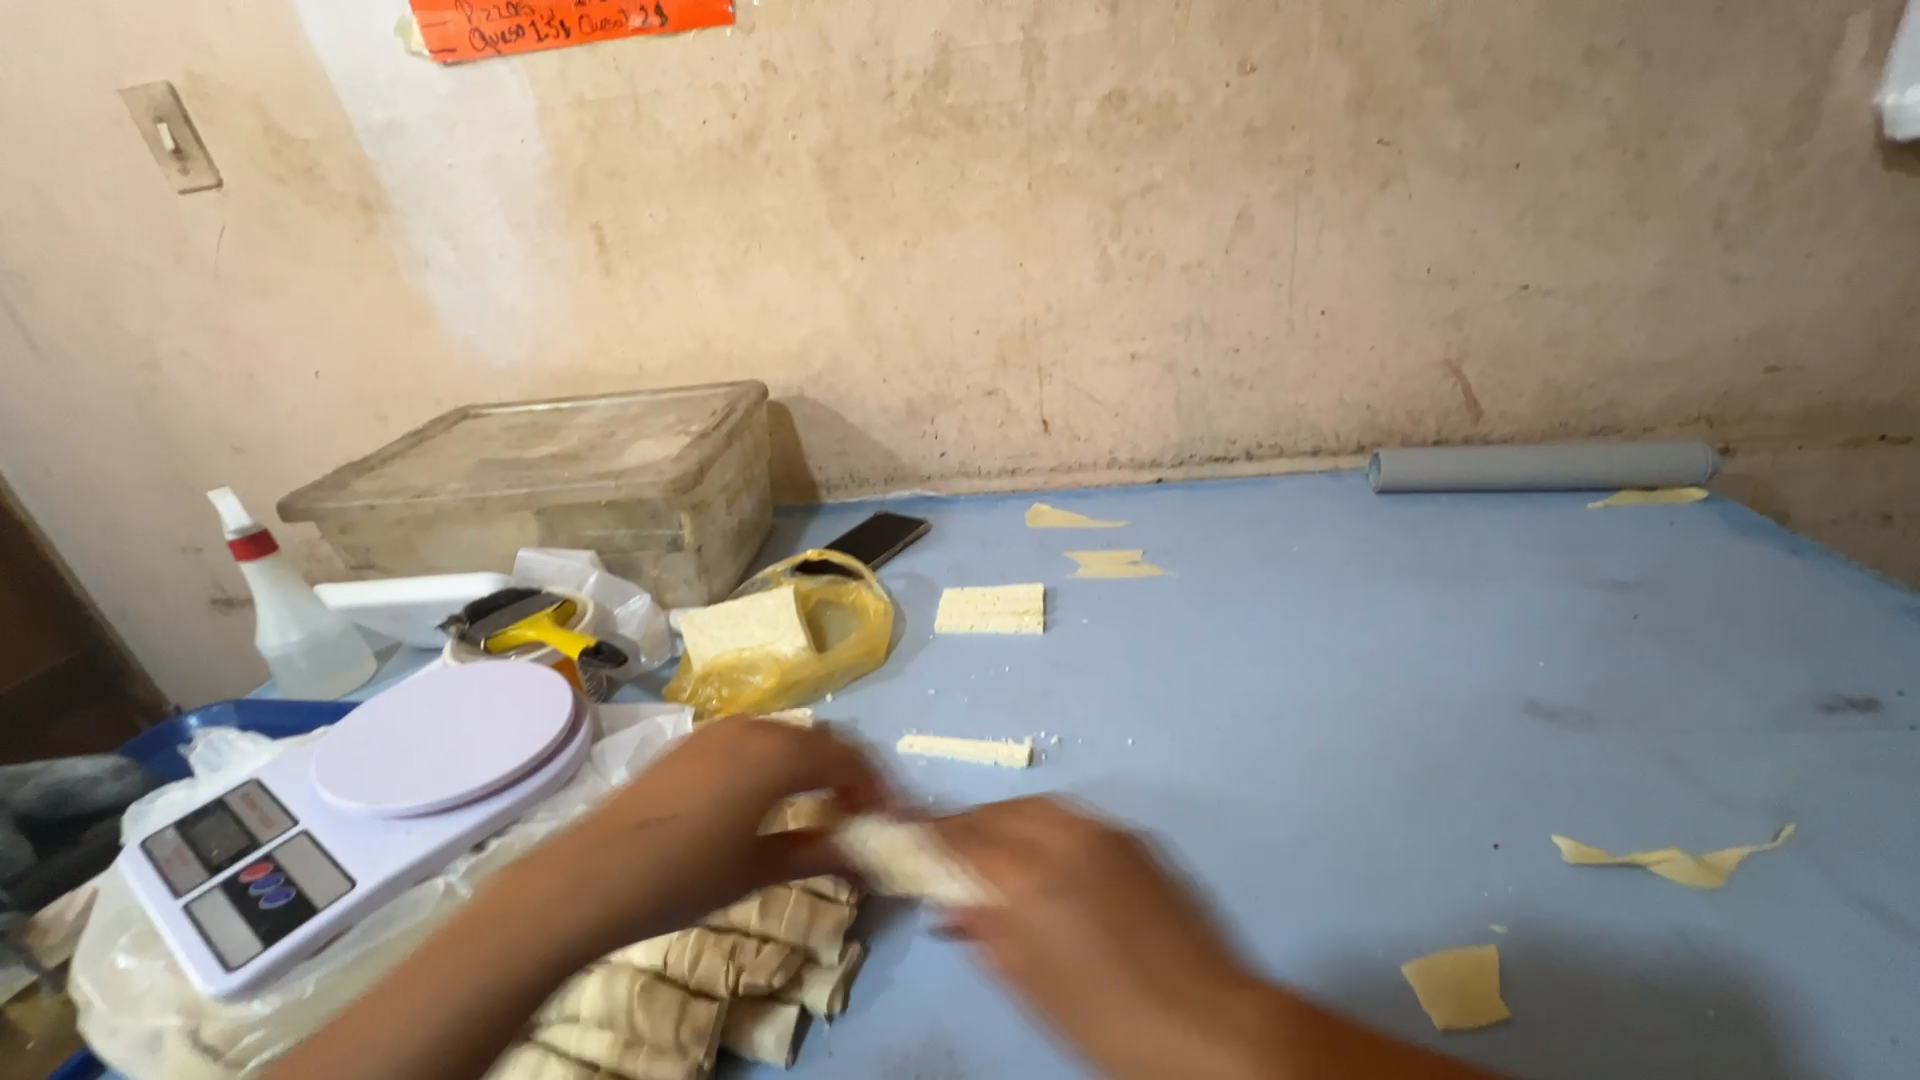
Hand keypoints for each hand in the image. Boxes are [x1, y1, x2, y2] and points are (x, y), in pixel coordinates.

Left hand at [508, 716, 890, 959]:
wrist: (588, 876)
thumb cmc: (682, 877)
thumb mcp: (758, 869)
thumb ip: (819, 852)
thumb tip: (865, 855)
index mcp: (778, 755)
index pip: (848, 759)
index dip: (875, 787)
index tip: (886, 821)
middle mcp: (754, 729)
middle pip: (820, 741)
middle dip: (847, 774)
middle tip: (858, 816)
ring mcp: (719, 730)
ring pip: (786, 738)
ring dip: (811, 766)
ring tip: (817, 809)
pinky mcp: (692, 742)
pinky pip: (754, 741)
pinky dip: (777, 762)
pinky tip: (767, 799)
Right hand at [932, 798, 1274, 1079]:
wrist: (1211, 1023)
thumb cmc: (1109, 1020)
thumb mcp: (1032, 985)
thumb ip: (987, 932)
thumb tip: (953, 902)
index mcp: (1032, 878)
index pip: (963, 840)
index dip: (930, 836)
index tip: (906, 836)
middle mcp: (1065, 838)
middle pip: (998, 813)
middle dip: (967, 825)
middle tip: (946, 848)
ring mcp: (1106, 832)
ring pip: (1037, 807)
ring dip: (1005, 821)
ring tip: (991, 848)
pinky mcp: (1137, 838)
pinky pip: (1073, 819)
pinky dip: (1043, 826)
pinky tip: (1043, 856)